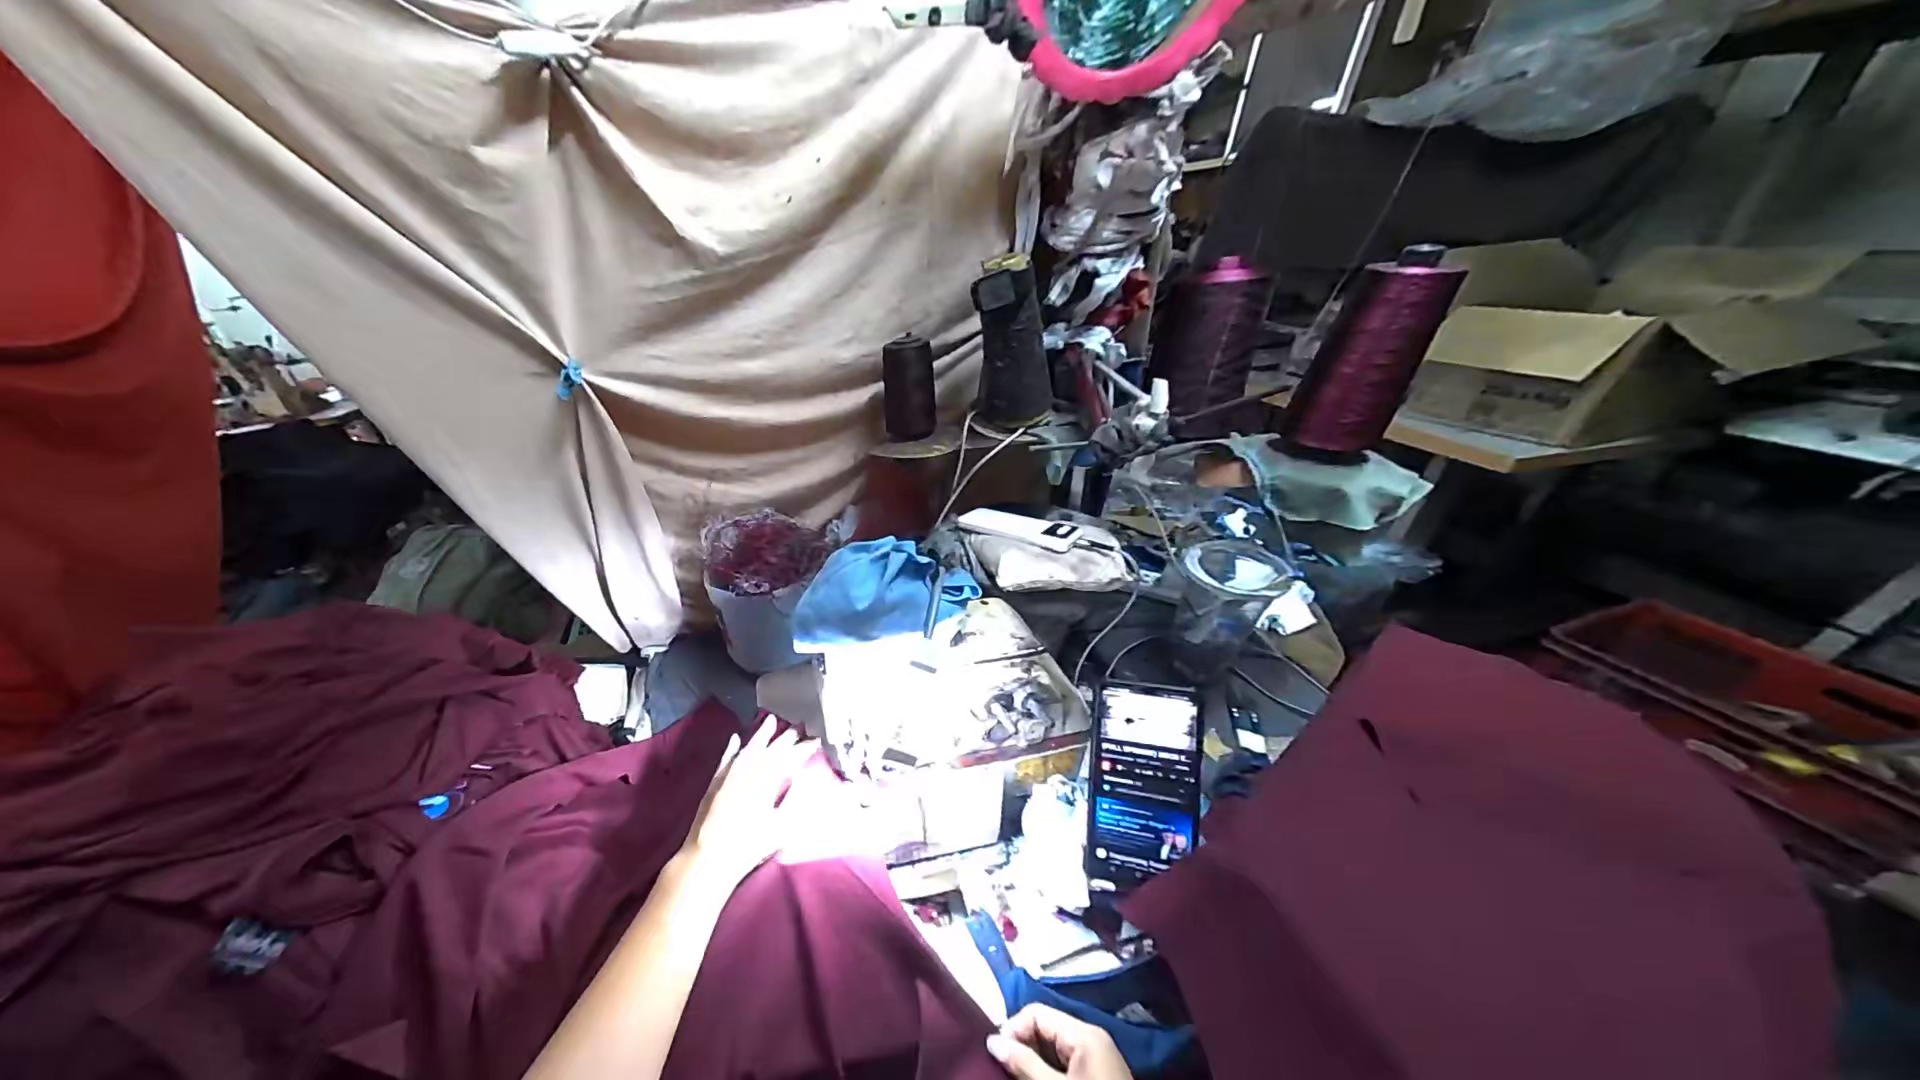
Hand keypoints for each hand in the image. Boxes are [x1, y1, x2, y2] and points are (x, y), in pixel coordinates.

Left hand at [678, 716, 814, 887]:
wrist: (707, 859)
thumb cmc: (748, 847)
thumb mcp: (780, 828)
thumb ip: (791, 801)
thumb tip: (801, 780)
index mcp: (768, 781)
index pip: (790, 758)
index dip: (804, 748)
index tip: (815, 740)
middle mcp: (749, 772)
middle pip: (771, 750)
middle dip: (786, 738)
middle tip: (799, 727)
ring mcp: (730, 775)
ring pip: (749, 749)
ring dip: (760, 735)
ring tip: (771, 720)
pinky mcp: (714, 783)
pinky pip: (725, 760)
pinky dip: (731, 749)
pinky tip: (735, 739)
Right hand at [986, 1004, 1133, 1079]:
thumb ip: (1024, 1064)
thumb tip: (992, 1040)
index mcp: (1084, 1034)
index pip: (1036, 1013)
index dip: (1013, 1030)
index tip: (997, 1056)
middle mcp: (1091, 1037)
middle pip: (1045, 1027)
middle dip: (1022, 1046)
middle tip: (1005, 1072)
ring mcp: (1097, 1057)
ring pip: (1053, 1046)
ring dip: (1033, 1061)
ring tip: (1017, 1079)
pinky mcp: (1098, 1075)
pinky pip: (1065, 1062)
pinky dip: (1048, 1071)